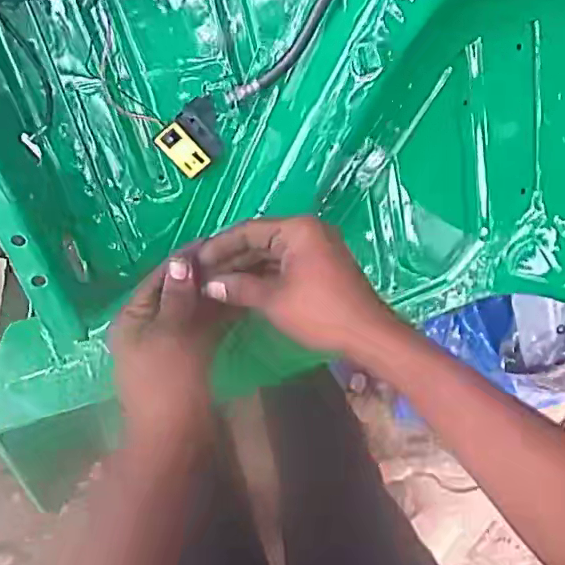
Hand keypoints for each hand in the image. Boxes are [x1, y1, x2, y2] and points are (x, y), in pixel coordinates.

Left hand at [109, 256, 233, 455]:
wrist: (174, 437)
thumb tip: (181, 261)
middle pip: (175, 293)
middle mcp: (146, 327)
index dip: (183, 260)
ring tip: (242, 274)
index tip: (212, 241)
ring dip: (213, 294)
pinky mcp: (186, 358)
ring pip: (192, 310)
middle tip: (234, 256)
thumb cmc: (166, 382)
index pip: (158, 278)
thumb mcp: (170, 333)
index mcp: (132, 318)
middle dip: (202, 276)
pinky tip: (240, 302)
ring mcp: (168, 344)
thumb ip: (177, 297)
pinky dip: (218, 316)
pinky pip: (202, 329)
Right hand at [194, 216, 404, 356]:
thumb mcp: (274, 300)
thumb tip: (209, 284)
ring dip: (246, 268)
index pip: (248, 230)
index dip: (219, 246)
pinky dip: (264, 276)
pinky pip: (285, 264)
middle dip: (231, 258)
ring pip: (271, 253)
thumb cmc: (320, 313)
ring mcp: (317, 248)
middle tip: (201, 274)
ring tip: (216, 283)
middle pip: (260, 240)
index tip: (196, 261)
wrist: (368, 335)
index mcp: (298, 229)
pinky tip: (241, 289)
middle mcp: (308, 231)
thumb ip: (239, 287)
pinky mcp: (321, 266)